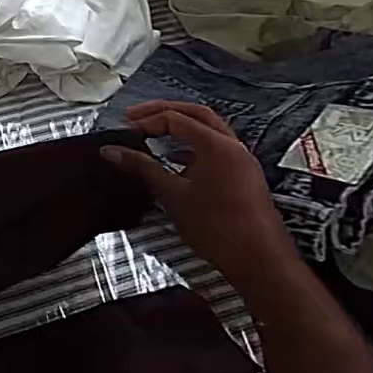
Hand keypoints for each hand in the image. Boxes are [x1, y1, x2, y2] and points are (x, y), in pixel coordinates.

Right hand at [101, 101, 300, 287]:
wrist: (260, 261)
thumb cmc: (217, 228)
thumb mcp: (172, 195)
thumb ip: (142, 167)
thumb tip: (112, 151)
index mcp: (215, 145)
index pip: (175, 118)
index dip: (146, 121)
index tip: (126, 131)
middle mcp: (232, 147)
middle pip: (195, 113)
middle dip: (163, 111)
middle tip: (135, 117)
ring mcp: (241, 161)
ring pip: (208, 129)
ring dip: (179, 127)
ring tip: (152, 134)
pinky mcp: (243, 176)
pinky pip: (215, 148)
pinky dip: (192, 145)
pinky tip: (174, 159)